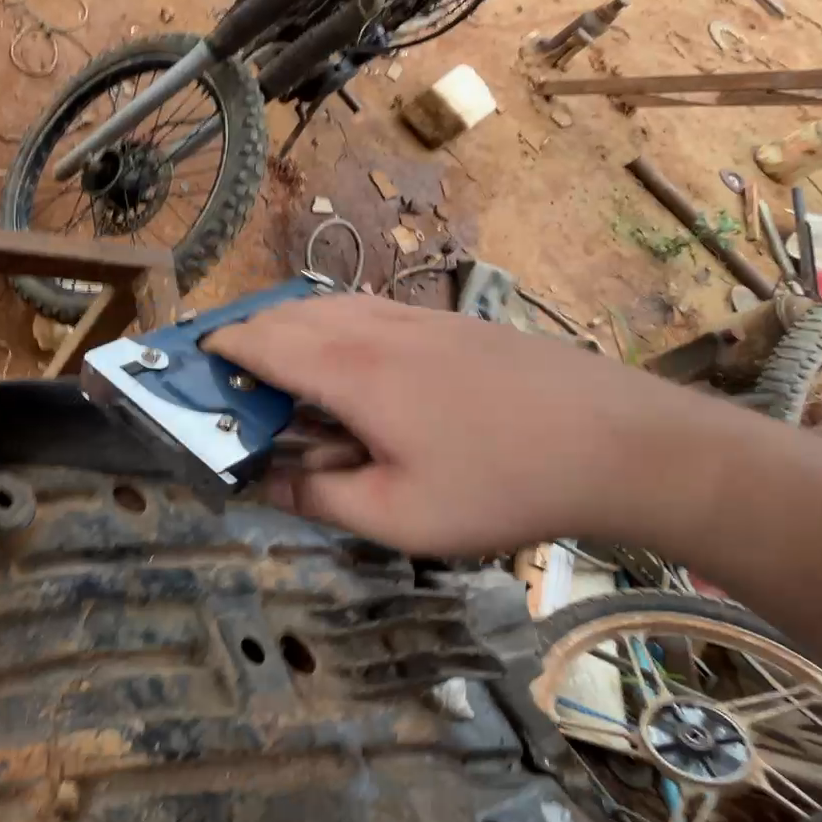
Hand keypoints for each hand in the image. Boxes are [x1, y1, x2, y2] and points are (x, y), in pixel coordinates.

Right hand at [203, 293, 732, 555]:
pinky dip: (325, 327)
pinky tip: (342, 365)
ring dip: (283, 329)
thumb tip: (260, 482)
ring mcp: (412, 316)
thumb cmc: (503, 483)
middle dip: (242, 337)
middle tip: (227, 378)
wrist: (630, 444)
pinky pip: (360, 310)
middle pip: (282, 313)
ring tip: (275, 371)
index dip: (215, 349)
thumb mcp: (398, 516)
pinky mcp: (445, 321)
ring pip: (321, 305)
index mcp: (348, 368)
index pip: (257, 339)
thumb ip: (316, 496)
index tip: (190, 367)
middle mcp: (371, 327)